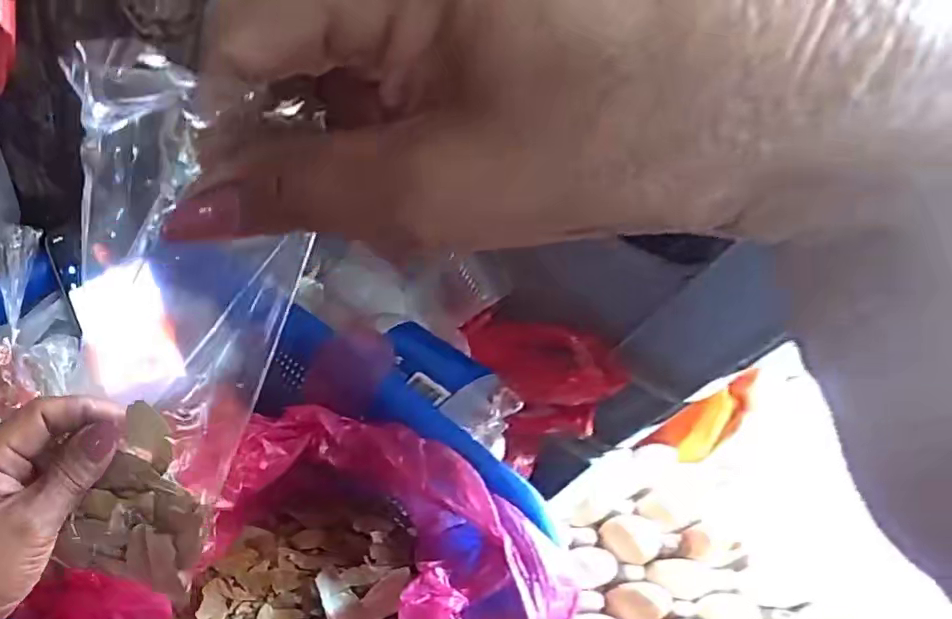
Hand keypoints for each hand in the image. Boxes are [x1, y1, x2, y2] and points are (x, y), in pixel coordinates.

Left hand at [0, 397, 125, 618]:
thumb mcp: (35, 520)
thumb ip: (72, 474)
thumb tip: (111, 430)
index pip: (39, 414)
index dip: (84, 409)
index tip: (127, 418)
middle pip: (44, 428)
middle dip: (87, 428)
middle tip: (132, 435)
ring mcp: (0, 479)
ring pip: (47, 451)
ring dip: (83, 452)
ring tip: (125, 453)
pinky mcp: (9, 499)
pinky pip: (44, 475)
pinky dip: (72, 475)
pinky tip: (101, 478)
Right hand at [167, 0, 947, 253]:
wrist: (805, 84)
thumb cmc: (611, 135)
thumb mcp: (424, 187)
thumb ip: (288, 197)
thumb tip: (184, 219)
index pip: (235, 35)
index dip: (221, 126)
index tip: (238, 196)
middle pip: (274, 31)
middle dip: (275, 122)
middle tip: (315, 191)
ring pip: (320, 35)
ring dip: (325, 113)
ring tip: (380, 164)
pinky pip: (373, 30)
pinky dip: (369, 91)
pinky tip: (407, 131)